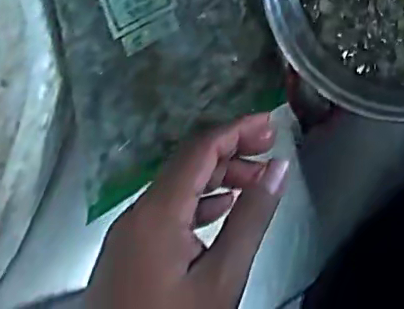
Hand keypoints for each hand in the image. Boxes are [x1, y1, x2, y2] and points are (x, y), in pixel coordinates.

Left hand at [84, 113, 290, 308]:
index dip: (239, 129)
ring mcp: (126, 238)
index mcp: (156, 213)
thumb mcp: (221, 278)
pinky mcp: (125, 259)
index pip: (201, 148)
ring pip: (177, 186)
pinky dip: (199, 199)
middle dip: (232, 149)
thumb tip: (279, 167)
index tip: (272, 125)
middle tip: (270, 147)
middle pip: (187, 162)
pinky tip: (223, 209)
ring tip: (256, 181)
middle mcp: (135, 216)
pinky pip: (166, 210)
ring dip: (219, 175)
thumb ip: (252, 217)